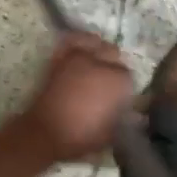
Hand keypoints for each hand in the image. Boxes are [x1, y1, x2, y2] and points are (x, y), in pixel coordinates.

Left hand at [17, 30, 132, 161]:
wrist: (47, 131)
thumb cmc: (82, 136)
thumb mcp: (112, 133)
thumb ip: (123, 115)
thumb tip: (129, 109)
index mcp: (117, 80)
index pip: (128, 74)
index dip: (124, 85)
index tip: (119, 94)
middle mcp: (100, 62)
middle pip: (113, 54)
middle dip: (113, 65)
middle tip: (108, 80)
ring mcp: (78, 56)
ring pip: (95, 42)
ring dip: (98, 50)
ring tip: (96, 63)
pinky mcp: (60, 57)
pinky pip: (73, 40)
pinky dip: (79, 41)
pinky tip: (80, 50)